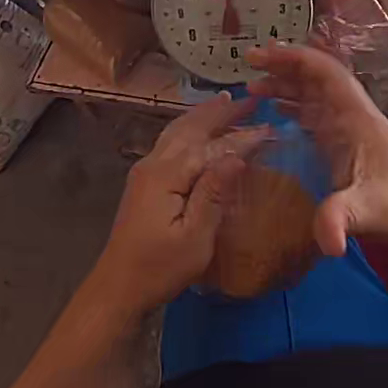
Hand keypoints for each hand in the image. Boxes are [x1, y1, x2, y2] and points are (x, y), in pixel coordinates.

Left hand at [93, 96, 269, 311]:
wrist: (118, 287)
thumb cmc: (160, 268)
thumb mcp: (195, 236)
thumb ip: (214, 193)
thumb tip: (236, 156)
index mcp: (166, 175)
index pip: (211, 147)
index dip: (241, 137)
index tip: (269, 128)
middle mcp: (153, 164)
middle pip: (190, 128)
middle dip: (220, 113)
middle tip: (250, 100)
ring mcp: (145, 172)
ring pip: (178, 132)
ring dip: (203, 116)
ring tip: (226, 103)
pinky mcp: (144, 182)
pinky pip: (171, 142)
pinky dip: (190, 129)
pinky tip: (199, 130)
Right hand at [247, 42, 387, 258]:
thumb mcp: (368, 212)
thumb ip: (341, 218)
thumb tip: (324, 241)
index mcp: (357, 117)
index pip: (324, 71)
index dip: (292, 58)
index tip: (260, 56)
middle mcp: (352, 117)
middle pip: (316, 77)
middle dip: (283, 67)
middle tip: (249, 65)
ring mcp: (350, 131)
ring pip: (315, 96)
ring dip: (286, 87)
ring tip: (254, 88)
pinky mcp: (346, 148)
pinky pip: (316, 118)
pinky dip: (294, 110)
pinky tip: (276, 114)